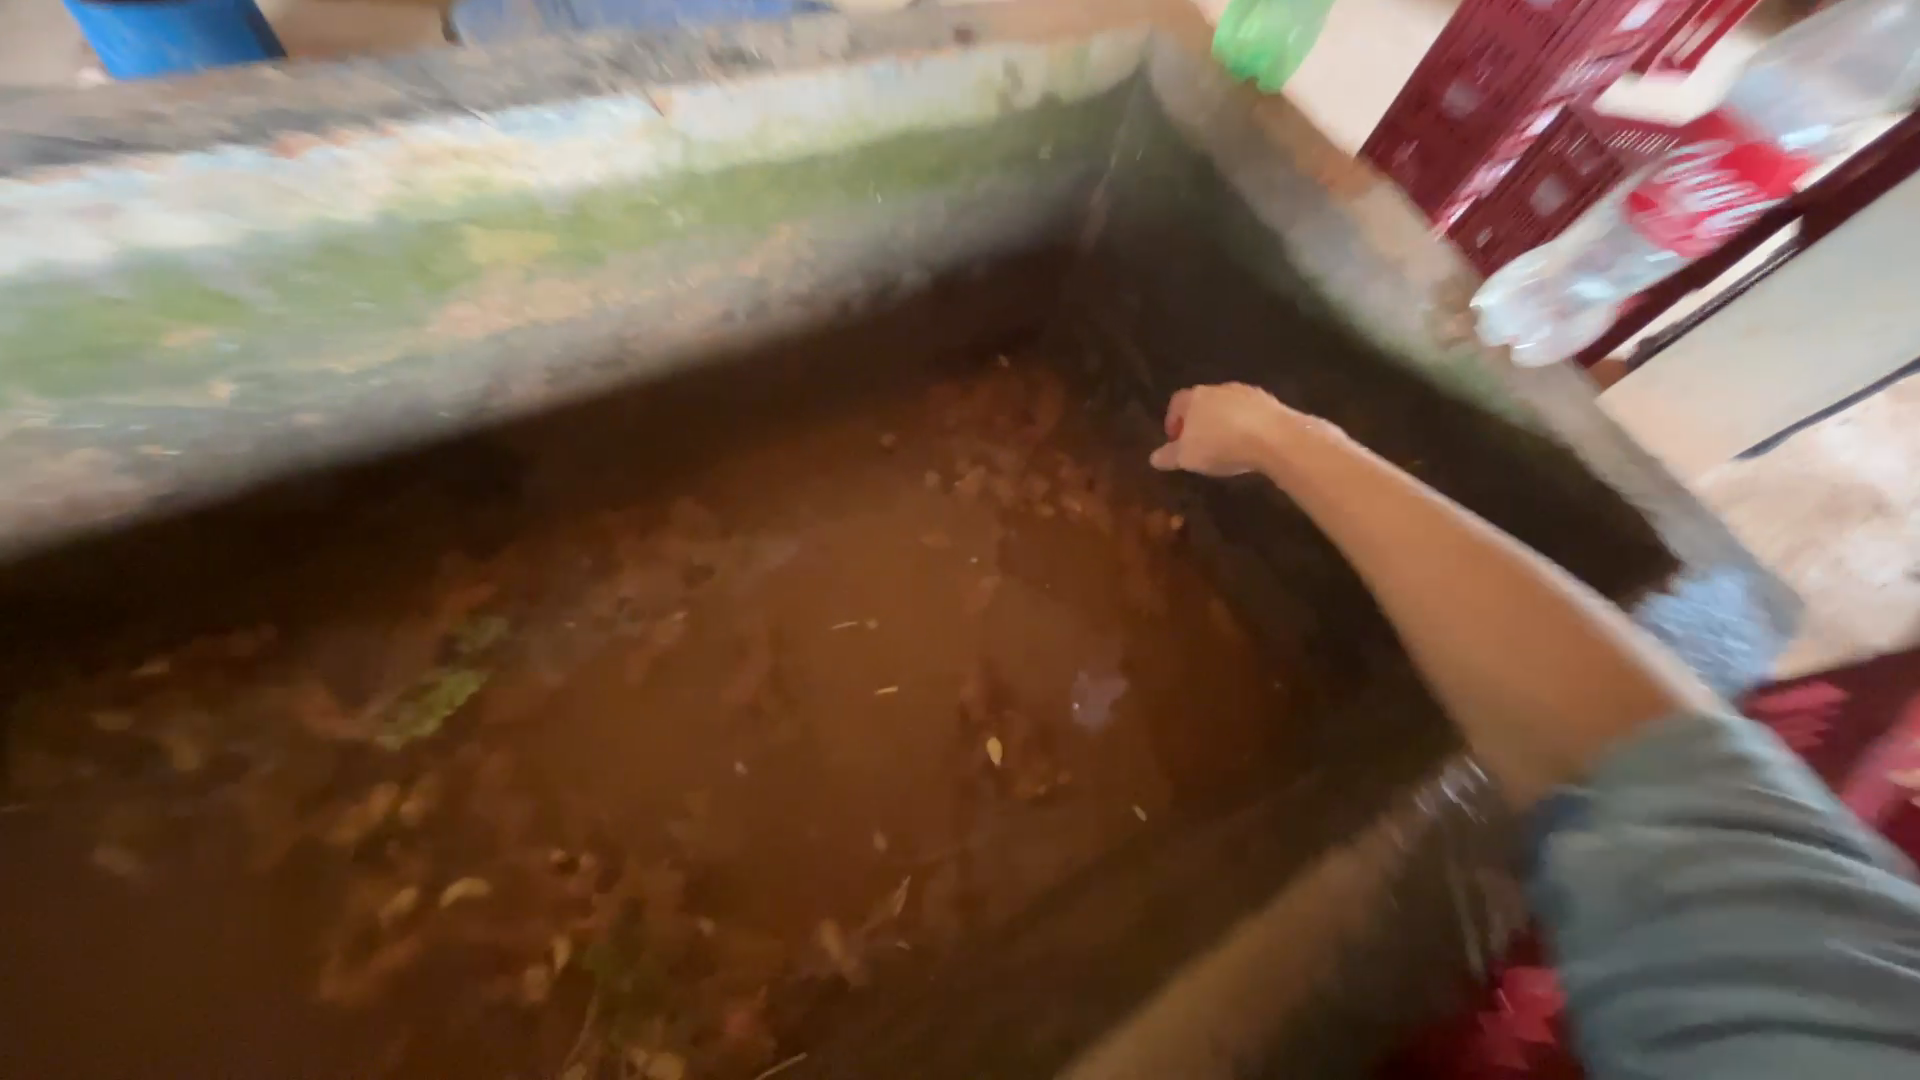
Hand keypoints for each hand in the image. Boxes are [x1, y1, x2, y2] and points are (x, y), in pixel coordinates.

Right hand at [1149, 383, 1298, 476]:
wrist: (1273, 438)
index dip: (1172, 420)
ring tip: (1225, 445)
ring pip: (1228, 406)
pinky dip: (1245, 425)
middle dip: (1198, 421)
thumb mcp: (1187, 457)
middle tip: (1198, 443)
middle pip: (1202, 402)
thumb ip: (1168, 456)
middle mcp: (1219, 389)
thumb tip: (1153, 458)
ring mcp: (1247, 393)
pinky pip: (1250, 413)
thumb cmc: (1220, 445)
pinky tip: (1248, 443)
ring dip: (1223, 422)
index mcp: (1194, 398)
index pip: (1176, 403)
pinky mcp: (1270, 402)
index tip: (1174, 440)